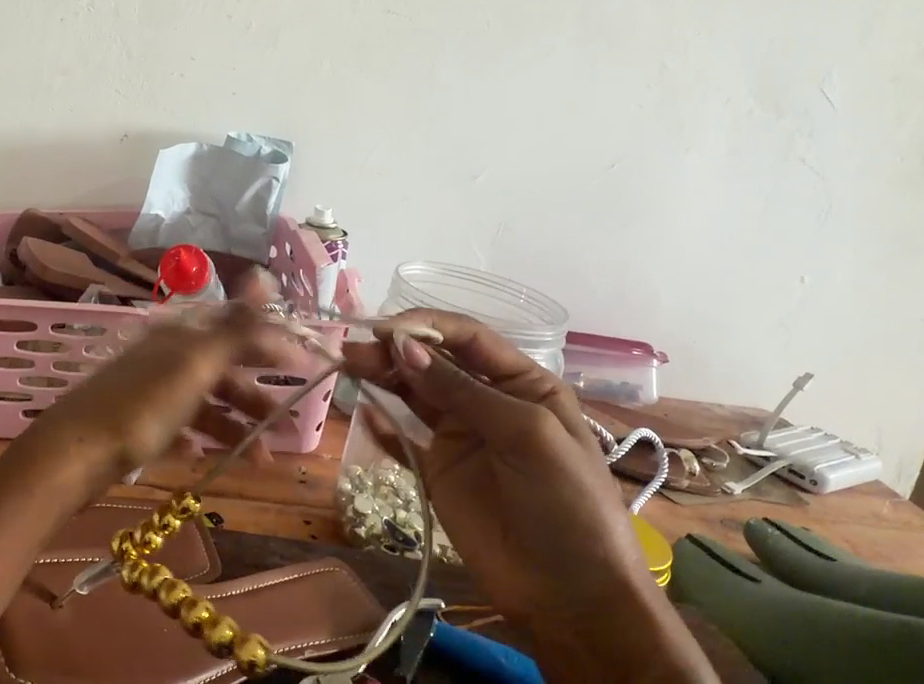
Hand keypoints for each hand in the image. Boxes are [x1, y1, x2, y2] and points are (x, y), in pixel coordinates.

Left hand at [14, 292, 297, 488]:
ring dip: (235, 427)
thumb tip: (265, 273)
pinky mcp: (133, 424)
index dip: (269, 343)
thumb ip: (235, 325)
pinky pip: (177, 427)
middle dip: (256, 394)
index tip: (306, 365)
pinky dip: (198, 440)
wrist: (74, 453)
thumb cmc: (142, 407)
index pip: (234, 329)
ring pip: (203, 401)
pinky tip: (207, 460)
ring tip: (261, 460)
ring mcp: (147, 390)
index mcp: (180, 336)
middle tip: (288, 425)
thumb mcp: (195, 365)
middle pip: (220, 368)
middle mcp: (165, 356)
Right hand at [340, 310, 646, 621]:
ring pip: (414, 393)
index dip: (425, 327)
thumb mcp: (527, 435)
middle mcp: (488, 402)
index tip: (384, 330)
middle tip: (356, 351)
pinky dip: (382, 426)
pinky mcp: (437, 473)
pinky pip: (403, 440)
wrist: (574, 597)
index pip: (468, 338)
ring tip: (349, 367)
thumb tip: (402, 347)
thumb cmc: (567, 504)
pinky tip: (363, 415)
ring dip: (383, 376)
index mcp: (522, 384)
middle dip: (395, 350)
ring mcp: (460, 436)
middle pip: (434, 361)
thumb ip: (462, 390)